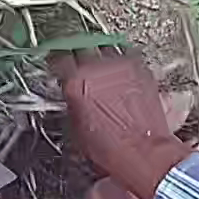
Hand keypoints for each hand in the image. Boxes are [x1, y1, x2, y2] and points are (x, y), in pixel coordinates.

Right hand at [52, 49, 192, 198]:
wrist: (142, 151)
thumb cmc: (111, 147)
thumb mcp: (75, 127)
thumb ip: (71, 102)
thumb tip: (72, 96)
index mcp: (76, 82)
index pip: (59, 57)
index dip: (56, 59)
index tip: (57, 60)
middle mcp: (97, 68)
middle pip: (81, 46)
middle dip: (76, 53)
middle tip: (75, 61)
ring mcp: (120, 66)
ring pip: (104, 46)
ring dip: (99, 54)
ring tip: (98, 64)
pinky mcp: (140, 68)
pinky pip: (125, 54)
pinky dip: (119, 59)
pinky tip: (118, 69)